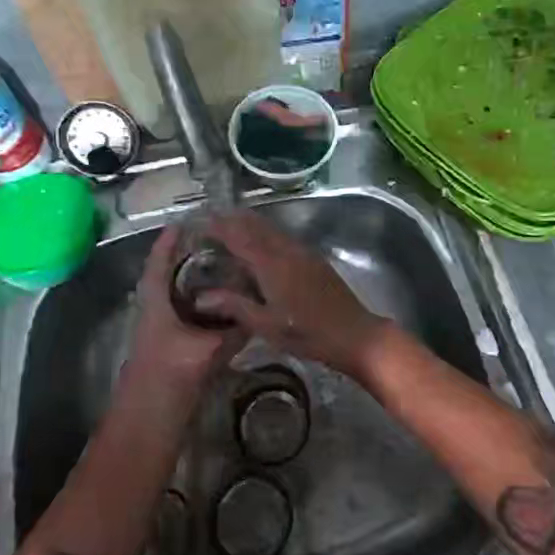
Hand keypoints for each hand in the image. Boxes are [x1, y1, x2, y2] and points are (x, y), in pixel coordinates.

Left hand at [128, 225, 243, 387]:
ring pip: (185, 300)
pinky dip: (212, 311)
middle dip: (191, 259)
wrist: (149, 426)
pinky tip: (235, 312)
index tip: (183, 221)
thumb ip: (232, 332)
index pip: (158, 265)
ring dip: (204, 285)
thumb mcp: (205, 351)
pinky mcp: (177, 353)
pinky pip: (196, 321)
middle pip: (172, 279)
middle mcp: (158, 315)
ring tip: (233, 270)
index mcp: (156, 306)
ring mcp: (167, 335)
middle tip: (220, 243)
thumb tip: (257, 316)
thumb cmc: (167, 380)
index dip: (167, 243)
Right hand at [193, 210, 390, 375]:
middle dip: (233, 220)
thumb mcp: (266, 325)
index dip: (219, 227)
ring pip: (271, 230)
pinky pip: (283, 237)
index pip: (239, 237)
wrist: (354, 333)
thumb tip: (200, 296)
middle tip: (211, 220)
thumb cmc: (308, 334)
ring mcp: (303, 253)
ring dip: (250, 225)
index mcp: (272, 264)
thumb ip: (234, 306)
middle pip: (256, 226)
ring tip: (230, 227)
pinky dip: (266, 234)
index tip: (200, 221)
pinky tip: (261, 245)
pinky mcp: (314, 259)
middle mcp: (287, 251)